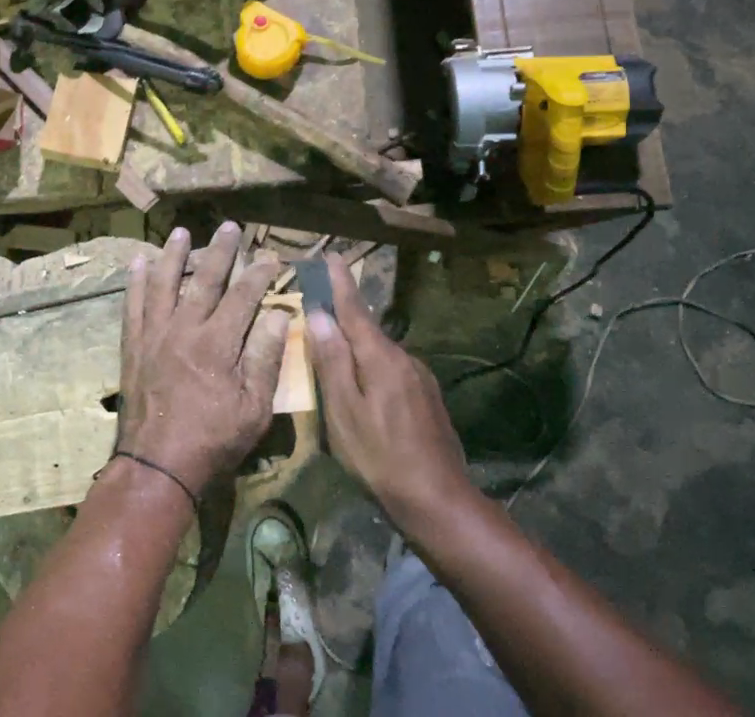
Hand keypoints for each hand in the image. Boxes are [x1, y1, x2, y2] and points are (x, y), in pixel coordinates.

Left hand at [118, 223, 290, 493]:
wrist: (157, 464)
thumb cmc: (213, 440)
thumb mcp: (254, 407)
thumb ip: (265, 358)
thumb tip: (277, 314)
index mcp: (218, 343)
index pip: (244, 297)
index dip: (259, 274)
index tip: (272, 257)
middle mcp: (184, 329)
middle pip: (205, 280)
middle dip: (220, 251)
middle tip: (230, 227)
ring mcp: (154, 335)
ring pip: (164, 284)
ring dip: (174, 256)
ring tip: (180, 233)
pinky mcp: (134, 346)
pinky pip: (133, 305)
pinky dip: (135, 282)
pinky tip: (137, 263)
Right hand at [305, 254, 476, 529]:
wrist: (437, 499)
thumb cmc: (379, 457)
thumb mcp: (343, 411)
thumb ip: (332, 361)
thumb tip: (319, 315)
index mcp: (380, 358)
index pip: (355, 310)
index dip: (340, 284)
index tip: (331, 255)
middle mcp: (404, 359)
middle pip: (366, 330)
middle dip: (342, 317)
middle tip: (317, 307)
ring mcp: (420, 380)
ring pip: (379, 354)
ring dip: (356, 348)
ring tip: (331, 354)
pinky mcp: (427, 400)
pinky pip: (391, 373)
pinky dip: (370, 370)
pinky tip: (360, 390)